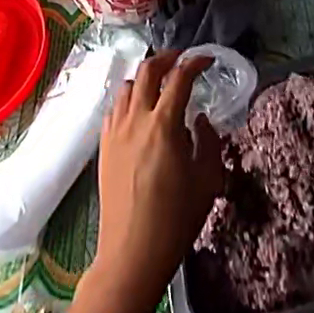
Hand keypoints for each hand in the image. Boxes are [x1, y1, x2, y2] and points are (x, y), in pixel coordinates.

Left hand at [92, 50, 225, 303]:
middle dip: (167, 58)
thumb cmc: (177, 217)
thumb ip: (208, 140)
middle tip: (183, 60)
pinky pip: (114, 110)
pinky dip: (130, 99)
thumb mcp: (208, 177)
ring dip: (147, 77)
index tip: (208, 60)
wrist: (132, 254)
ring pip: (127, 87)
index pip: (180, 77)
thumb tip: (200, 120)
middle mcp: (136, 121)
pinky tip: (141, 111)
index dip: (196, 62)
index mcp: (165, 125)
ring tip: (162, 83)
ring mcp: (115, 134)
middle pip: (147, 71)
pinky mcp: (104, 149)